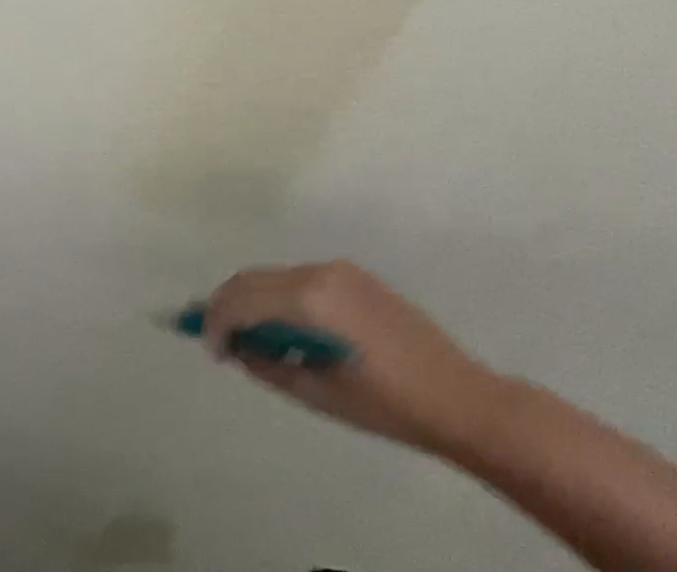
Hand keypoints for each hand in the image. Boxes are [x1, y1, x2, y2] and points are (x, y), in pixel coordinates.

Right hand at [205, 260, 508, 454]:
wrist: (463, 400)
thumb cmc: (387, 405)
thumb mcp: (315, 391)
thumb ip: (266, 364)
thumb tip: (238, 349)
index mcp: (308, 300)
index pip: (239, 301)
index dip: (215, 324)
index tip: (213, 352)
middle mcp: (319, 273)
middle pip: (250, 280)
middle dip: (226, 307)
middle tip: (220, 342)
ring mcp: (340, 271)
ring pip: (273, 277)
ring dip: (252, 301)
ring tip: (252, 338)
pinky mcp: (356, 277)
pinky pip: (299, 279)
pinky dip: (279, 298)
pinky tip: (287, 328)